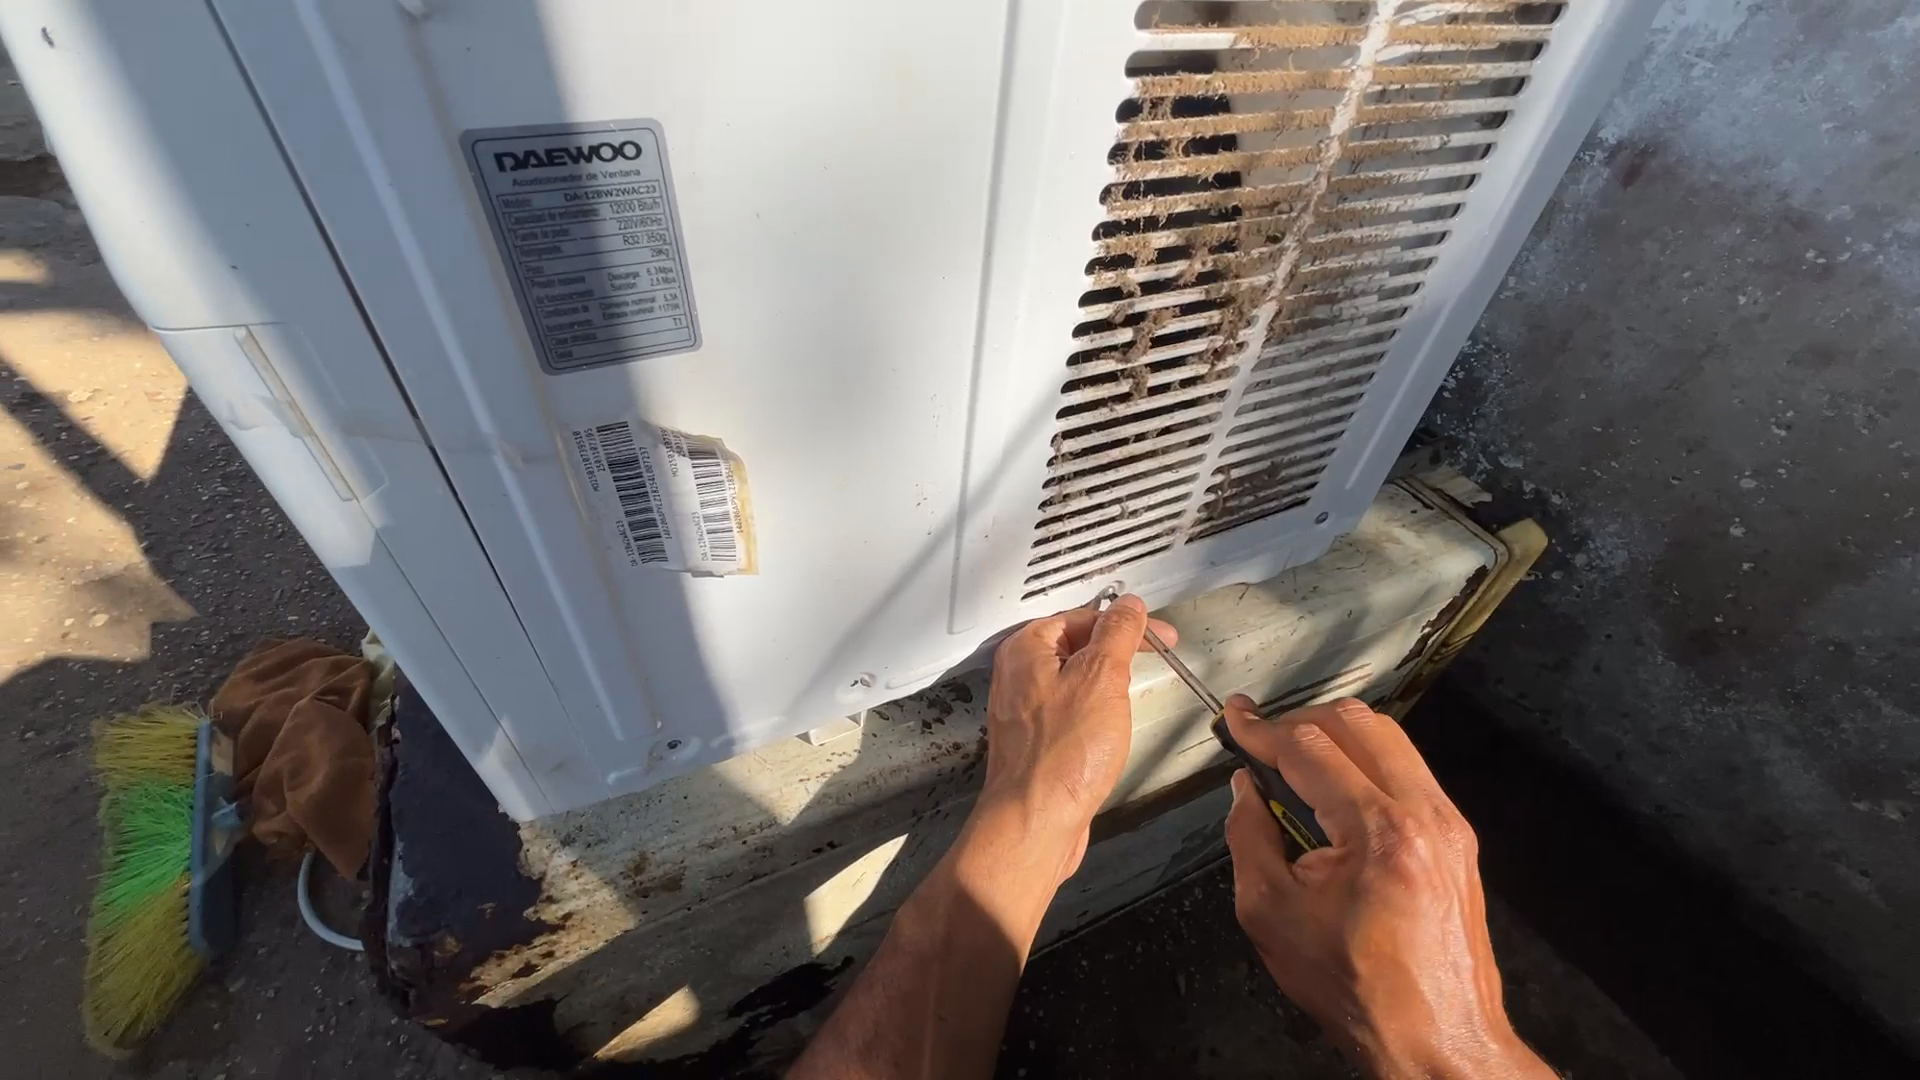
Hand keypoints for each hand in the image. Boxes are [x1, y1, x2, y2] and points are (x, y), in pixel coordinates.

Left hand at [976, 595, 1174, 879]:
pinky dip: (1093, 709)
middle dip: (1116, 649)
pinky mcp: (1034, 740)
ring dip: (1105, 679)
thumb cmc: (1063, 754)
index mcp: (1026, 648)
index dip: (1126, 623)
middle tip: (1151, 657)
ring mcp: (1023, 708)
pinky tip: (1107, 725)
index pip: (1082, 616)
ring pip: (1072, 677)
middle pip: (1075, 644)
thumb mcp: (1102, 677)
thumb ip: (1117, 634)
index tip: (1159, 635)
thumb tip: (1128, 605)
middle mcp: (1018, 674)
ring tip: (1130, 690)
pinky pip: (1068, 709)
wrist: (1036, 821)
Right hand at [1222, 696, 1551, 1079]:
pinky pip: (1402, 764)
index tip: (1232, 715)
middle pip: (1353, 722)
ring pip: (1384, 734)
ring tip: (1291, 756)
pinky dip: (1359, 756)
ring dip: (1330, 732)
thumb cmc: (1350, 985)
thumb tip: (1245, 785)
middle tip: (1259, 739)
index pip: (1307, 748)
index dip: (1260, 728)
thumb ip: (1247, 835)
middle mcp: (1423, 812)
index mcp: (1377, 832)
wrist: (1442, 1044)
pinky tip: (1331, 784)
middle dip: (1295, 719)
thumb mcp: (1268, 912)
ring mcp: (1448, 820)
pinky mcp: (1457, 834)